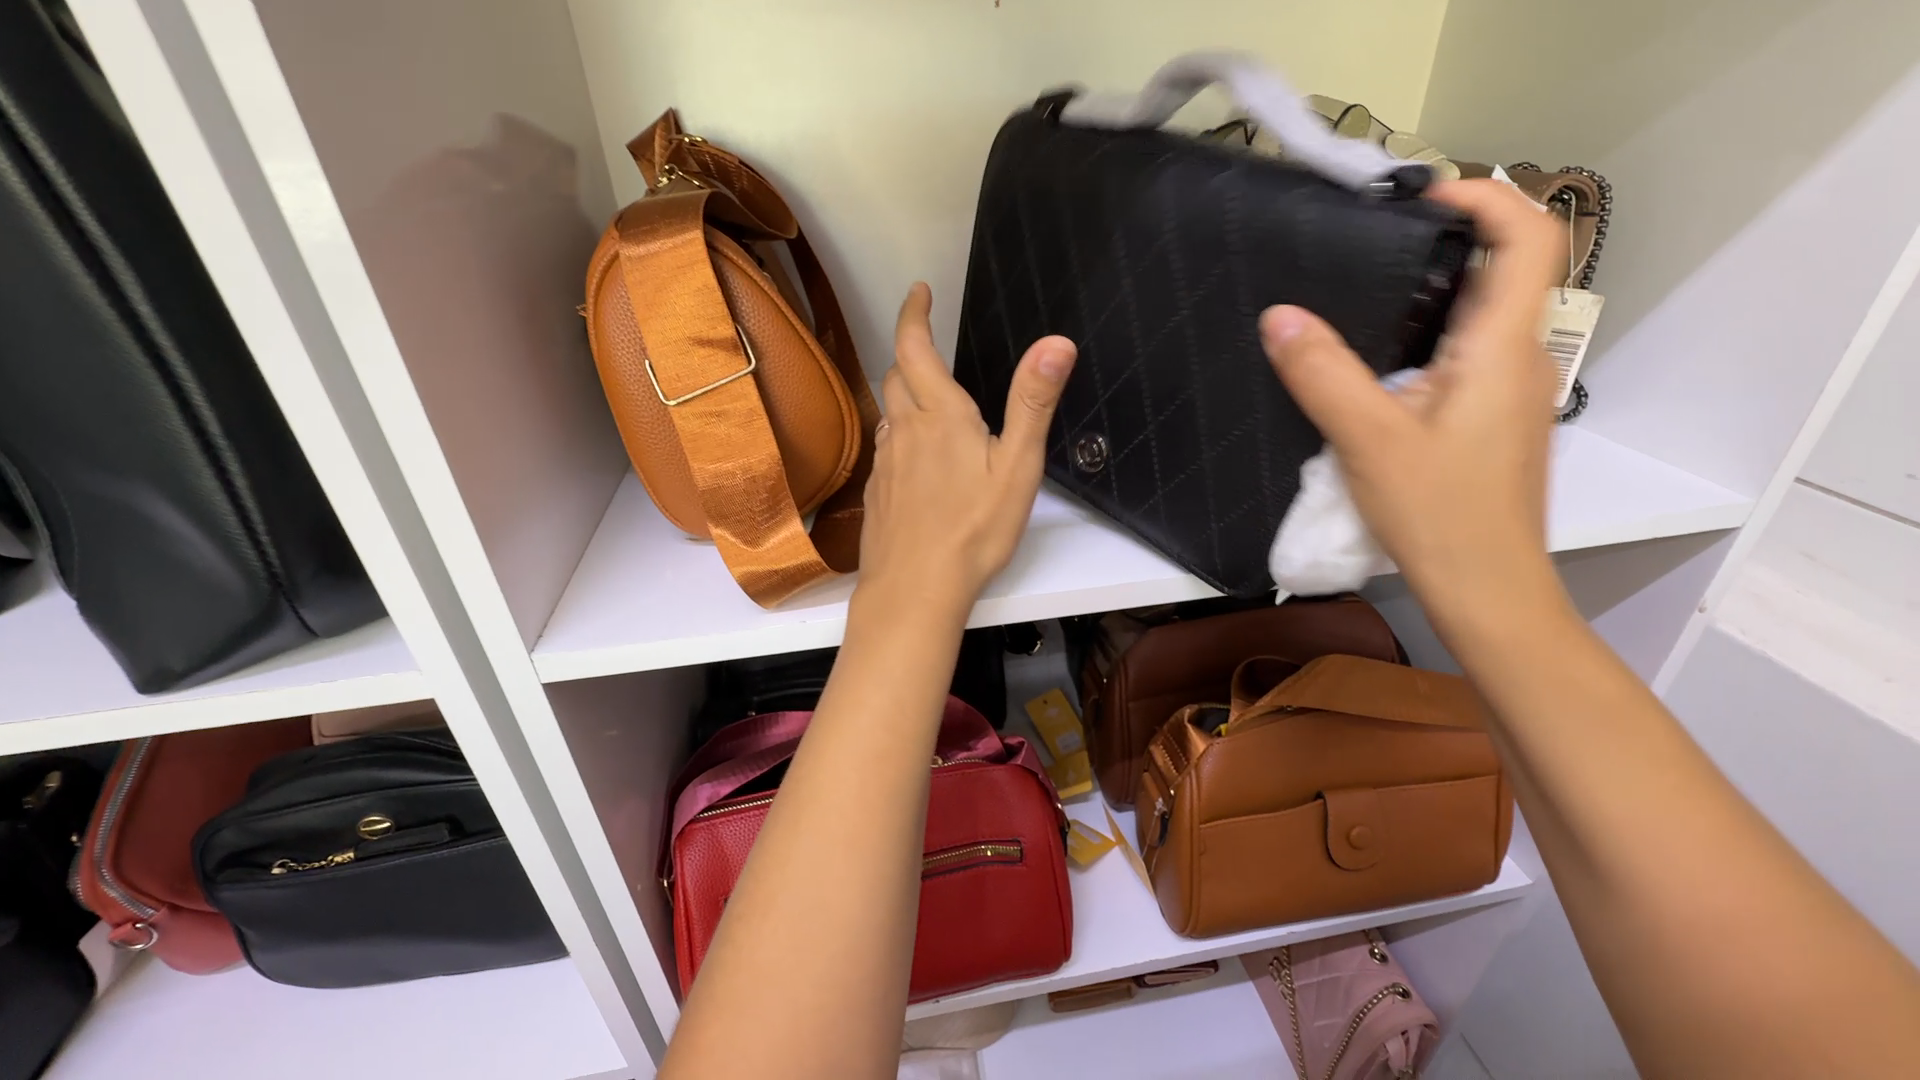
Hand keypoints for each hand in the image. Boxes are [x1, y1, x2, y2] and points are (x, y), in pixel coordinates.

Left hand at [856, 283, 1076, 607]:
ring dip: (905, 394)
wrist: (915, 589)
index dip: (913, 314)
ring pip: (890, 411)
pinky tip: (919, 459)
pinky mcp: (878, 491)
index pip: (914, 346)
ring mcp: (886, 462)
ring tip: (929, 399)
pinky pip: (887, 448)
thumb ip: (1033, 403)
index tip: (919, 291)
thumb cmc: (973, 530)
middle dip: (911, 352)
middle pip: (897, 375)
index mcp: (940, 415)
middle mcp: (905, 429)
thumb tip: (1056, 343)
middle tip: (929, 344)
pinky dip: (901, 435)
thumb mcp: (1017, 467)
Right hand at [1259, 179, 1567, 619]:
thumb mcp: (1368, 439)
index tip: (1420, 194)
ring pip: (1483, 315)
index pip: (1528, 237)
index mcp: (1502, 347)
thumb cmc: (1440, 514)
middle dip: (1445, 239)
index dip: (1485, 196)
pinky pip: (1467, 355)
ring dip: (1433, 290)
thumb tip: (1278, 315)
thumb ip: (1322, 372)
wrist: (1487, 590)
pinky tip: (1376, 363)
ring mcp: (1511, 394)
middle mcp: (1520, 359)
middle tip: (1370, 240)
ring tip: (1361, 292)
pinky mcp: (1492, 422)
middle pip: (1504, 270)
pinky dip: (1428, 335)